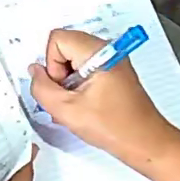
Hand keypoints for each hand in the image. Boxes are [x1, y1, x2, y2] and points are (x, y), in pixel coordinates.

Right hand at [28, 29, 179, 163]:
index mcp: (99, 52)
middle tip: (68, 97)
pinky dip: (79, 87)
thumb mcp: (66, 110)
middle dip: (59, 73)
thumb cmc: (117, 127)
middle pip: (65, 47)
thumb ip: (41, 88)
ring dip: (68, 83)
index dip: (52, 64)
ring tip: (78, 105)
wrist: (145, 142)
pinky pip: (86, 69)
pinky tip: (84, 107)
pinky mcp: (114, 72)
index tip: (62, 86)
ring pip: (74, 60)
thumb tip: (34, 73)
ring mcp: (112, 61)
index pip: (58, 39)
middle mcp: (108, 50)